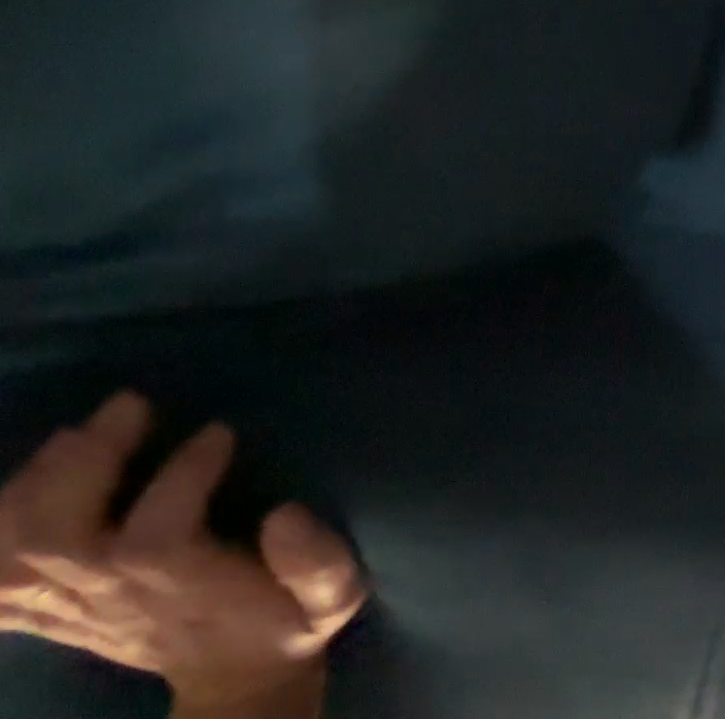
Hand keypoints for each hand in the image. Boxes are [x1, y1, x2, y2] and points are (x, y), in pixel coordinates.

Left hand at [0, 393, 365, 716]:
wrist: (238, 678)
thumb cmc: (293, 621)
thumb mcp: (334, 595)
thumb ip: (318, 561)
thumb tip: (286, 513)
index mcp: (178, 591)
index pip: (152, 537)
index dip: (180, 477)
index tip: (219, 431)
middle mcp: (109, 599)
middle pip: (56, 537)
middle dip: (85, 465)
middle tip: (129, 405)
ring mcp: (70, 606)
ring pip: (11, 553)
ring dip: (31, 488)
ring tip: (75, 434)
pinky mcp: (51, 608)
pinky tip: (19, 489)